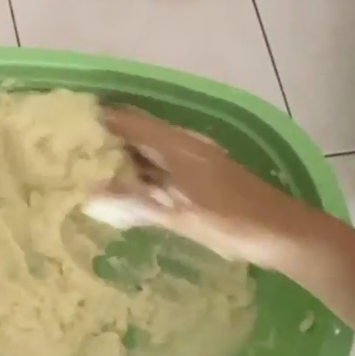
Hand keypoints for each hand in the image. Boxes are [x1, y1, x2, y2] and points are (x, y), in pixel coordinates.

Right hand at [90, 105, 324, 268]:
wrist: (286, 235)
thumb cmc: (232, 221)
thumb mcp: (179, 213)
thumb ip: (134, 201)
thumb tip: (89, 192)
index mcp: (177, 145)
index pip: (129, 121)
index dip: (100, 119)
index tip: (68, 126)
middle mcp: (184, 146)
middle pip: (138, 134)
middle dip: (106, 139)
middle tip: (71, 152)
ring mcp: (195, 163)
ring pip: (149, 153)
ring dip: (123, 158)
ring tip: (88, 170)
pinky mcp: (202, 180)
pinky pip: (161, 169)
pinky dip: (140, 175)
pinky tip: (127, 191)